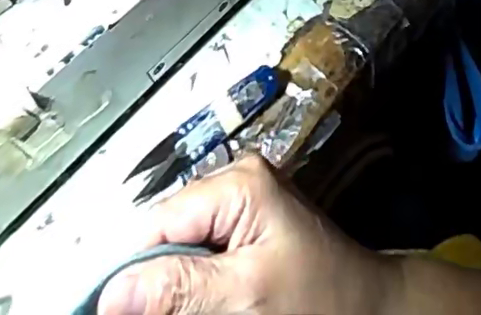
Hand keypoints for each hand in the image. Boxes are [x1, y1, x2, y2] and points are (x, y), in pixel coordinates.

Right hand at [98, 155, 398, 314]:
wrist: (371, 306)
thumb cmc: (322, 298)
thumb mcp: (244, 296)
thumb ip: (180, 288)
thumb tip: (114, 291)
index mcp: (239, 183)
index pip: (160, 222)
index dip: (131, 271)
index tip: (109, 312)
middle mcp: (238, 180)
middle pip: (169, 230)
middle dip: (155, 277)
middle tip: (159, 313)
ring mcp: (244, 199)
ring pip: (182, 242)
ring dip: (174, 281)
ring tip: (183, 308)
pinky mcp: (249, 223)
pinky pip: (203, 247)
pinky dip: (195, 278)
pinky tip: (203, 302)